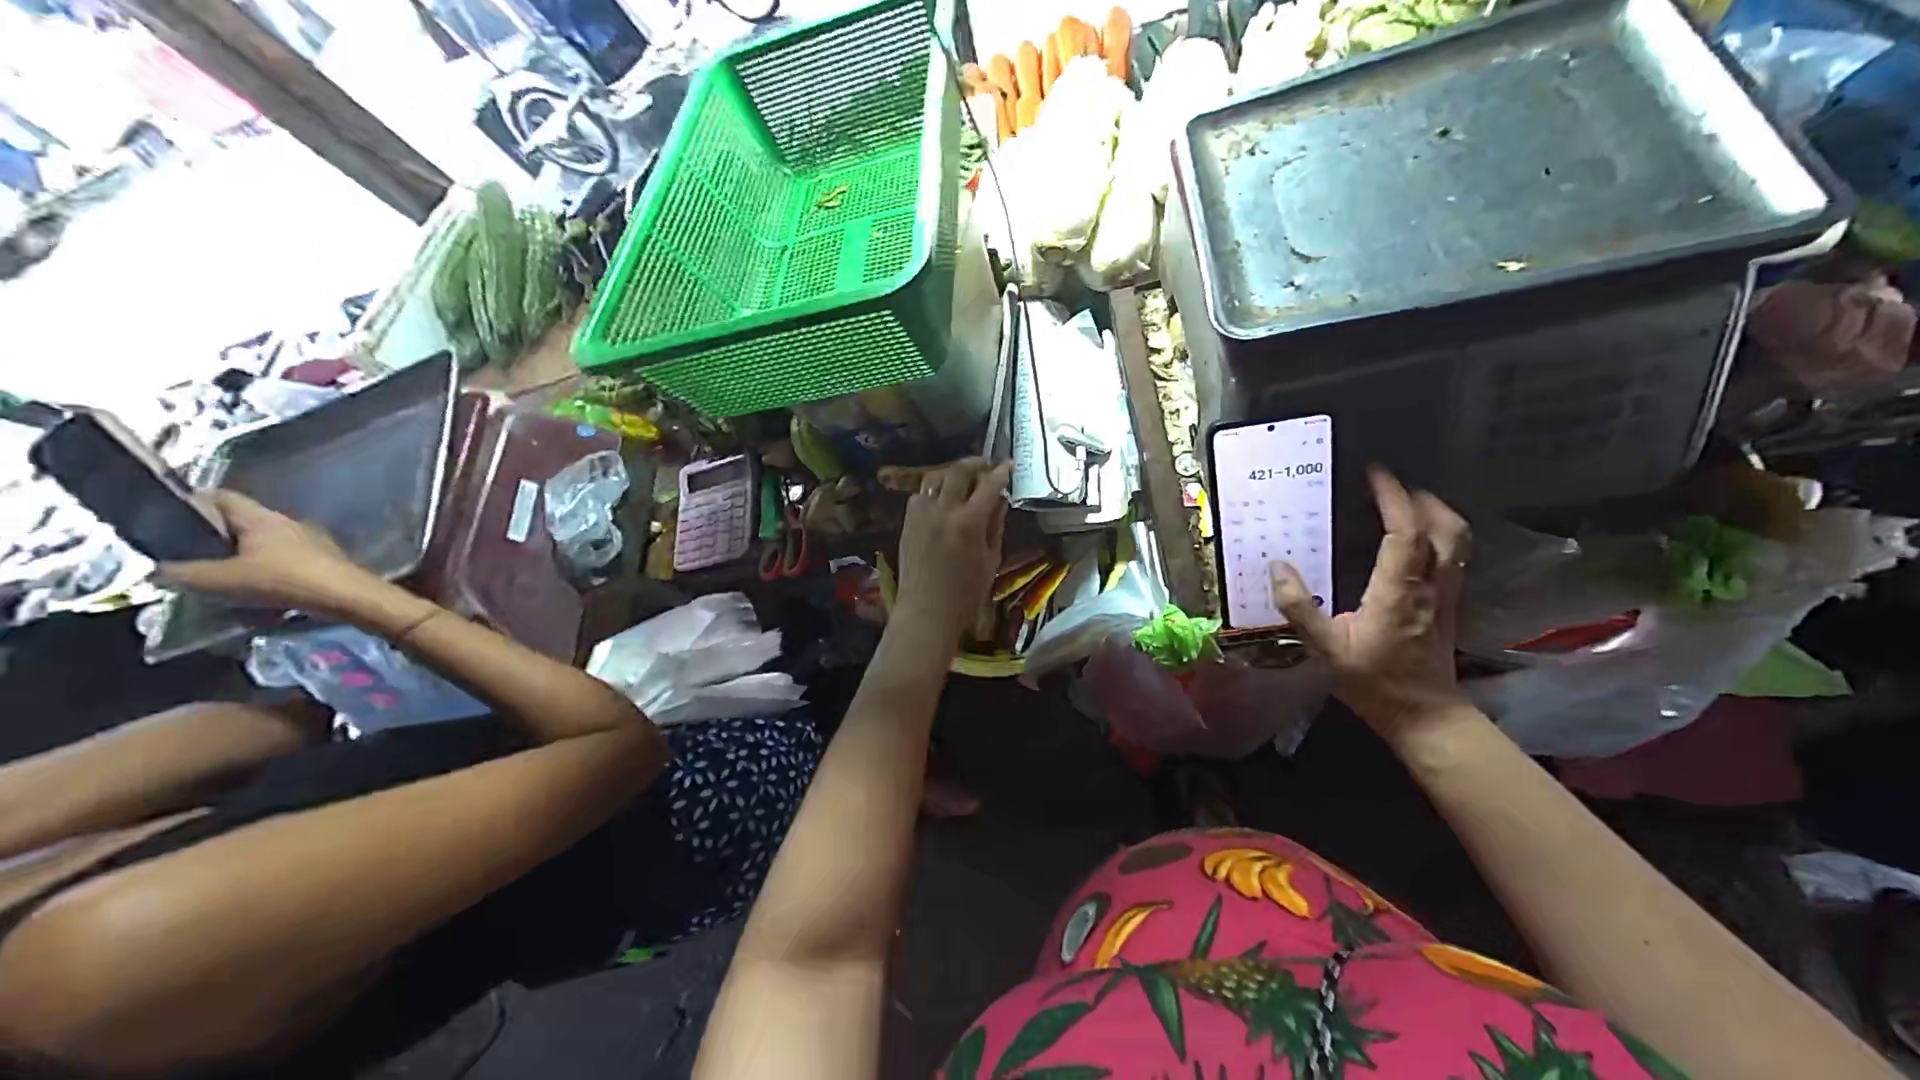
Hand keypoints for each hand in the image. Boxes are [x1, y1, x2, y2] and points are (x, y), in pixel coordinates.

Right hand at [155, 490, 373, 615]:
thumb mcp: (220, 580)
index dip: (194, 503)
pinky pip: (283, 559)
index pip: (221, 496)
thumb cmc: (282, 580)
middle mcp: (286, 522)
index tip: (169, 518)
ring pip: (263, 542)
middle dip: (214, 536)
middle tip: (188, 555)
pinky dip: (264, 570)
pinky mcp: (321, 558)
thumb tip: (156, 572)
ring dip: (240, 557)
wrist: (346, 594)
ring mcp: (308, 540)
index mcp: (260, 518)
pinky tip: (254, 589)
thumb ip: (181, 574)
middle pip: (241, 522)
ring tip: (217, 576)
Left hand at [894, 458, 1010, 645]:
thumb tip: (1001, 500)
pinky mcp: (907, 523)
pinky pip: (920, 495)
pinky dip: (934, 491)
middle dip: (975, 464)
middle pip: (958, 472)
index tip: (1008, 465)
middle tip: (987, 465)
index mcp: (968, 522)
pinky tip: (942, 500)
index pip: (988, 485)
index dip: (1001, 472)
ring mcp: (921, 515)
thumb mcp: (991, 560)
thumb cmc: (966, 595)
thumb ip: (995, 526)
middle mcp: (943, 511)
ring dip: (952, 474)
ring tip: (964, 479)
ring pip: (935, 478)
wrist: (926, 613)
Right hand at [1271, 466, 1470, 743]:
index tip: (1376, 473)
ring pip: (1457, 541)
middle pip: (1445, 528)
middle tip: (1392, 486)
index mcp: (1398, 591)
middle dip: (1421, 499)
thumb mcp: (1325, 649)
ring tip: (1409, 504)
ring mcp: (1446, 594)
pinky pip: (1455, 556)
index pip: (1405, 533)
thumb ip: (1300, 608)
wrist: (1424, 716)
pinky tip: (1419, 539)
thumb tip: (1278, 567)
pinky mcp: (1450, 604)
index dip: (1394, 498)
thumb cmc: (1373, 683)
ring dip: (1438, 513)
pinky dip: (1441, 534)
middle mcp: (1430, 585)